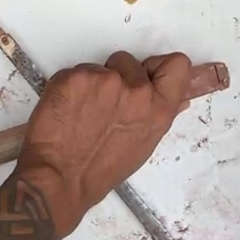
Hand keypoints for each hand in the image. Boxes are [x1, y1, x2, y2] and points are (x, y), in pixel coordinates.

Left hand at [13, 51, 192, 236]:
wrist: (59, 178)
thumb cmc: (98, 172)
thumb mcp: (142, 146)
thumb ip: (157, 115)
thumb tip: (179, 101)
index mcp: (159, 110)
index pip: (176, 65)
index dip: (158, 67)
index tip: (146, 75)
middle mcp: (137, 92)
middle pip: (129, 61)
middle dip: (116, 76)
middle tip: (102, 106)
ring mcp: (106, 81)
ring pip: (100, 67)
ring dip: (91, 83)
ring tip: (81, 114)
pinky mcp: (76, 77)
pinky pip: (75, 72)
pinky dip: (69, 87)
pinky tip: (66, 111)